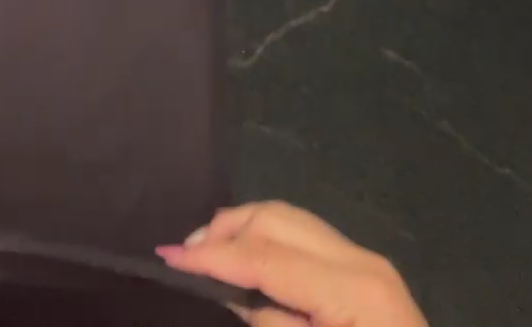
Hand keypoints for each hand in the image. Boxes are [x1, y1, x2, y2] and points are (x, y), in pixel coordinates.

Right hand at [156, 201, 427, 326]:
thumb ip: (269, 322)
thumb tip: (229, 290)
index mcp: (352, 289)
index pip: (263, 256)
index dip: (210, 255)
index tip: (165, 256)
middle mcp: (359, 260)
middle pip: (272, 219)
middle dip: (223, 231)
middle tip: (187, 255)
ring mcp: (365, 259)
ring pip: (285, 216)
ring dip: (241, 227)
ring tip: (209, 250)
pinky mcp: (364, 267)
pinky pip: (301, 232)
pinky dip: (264, 235)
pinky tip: (246, 254)